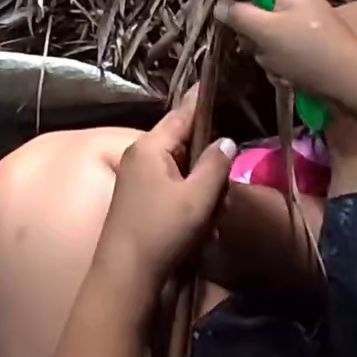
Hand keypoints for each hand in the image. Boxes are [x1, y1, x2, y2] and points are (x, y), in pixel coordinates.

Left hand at [92, 88, 236, 295]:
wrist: (126, 276)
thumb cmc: (161, 231)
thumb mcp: (197, 198)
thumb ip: (215, 165)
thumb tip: (226, 140)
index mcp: (149, 147)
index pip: (180, 115)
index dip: (199, 100)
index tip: (212, 80)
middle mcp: (139, 155)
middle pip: (179, 139)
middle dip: (204, 146)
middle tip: (230, 155)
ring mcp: (136, 176)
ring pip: (176, 163)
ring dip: (198, 173)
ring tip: (220, 189)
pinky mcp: (139, 197)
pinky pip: (169, 181)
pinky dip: (188, 188)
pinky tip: (204, 206)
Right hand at [214, 0, 356, 103]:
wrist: (353, 84)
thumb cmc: (307, 53)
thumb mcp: (265, 32)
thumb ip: (238, 16)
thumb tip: (220, 8)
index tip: (225, 17)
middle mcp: (296, 1)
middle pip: (256, 5)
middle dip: (250, 30)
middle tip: (252, 46)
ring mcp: (303, 24)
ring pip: (265, 32)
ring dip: (263, 51)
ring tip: (274, 65)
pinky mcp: (308, 45)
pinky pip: (280, 48)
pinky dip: (278, 62)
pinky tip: (286, 76)